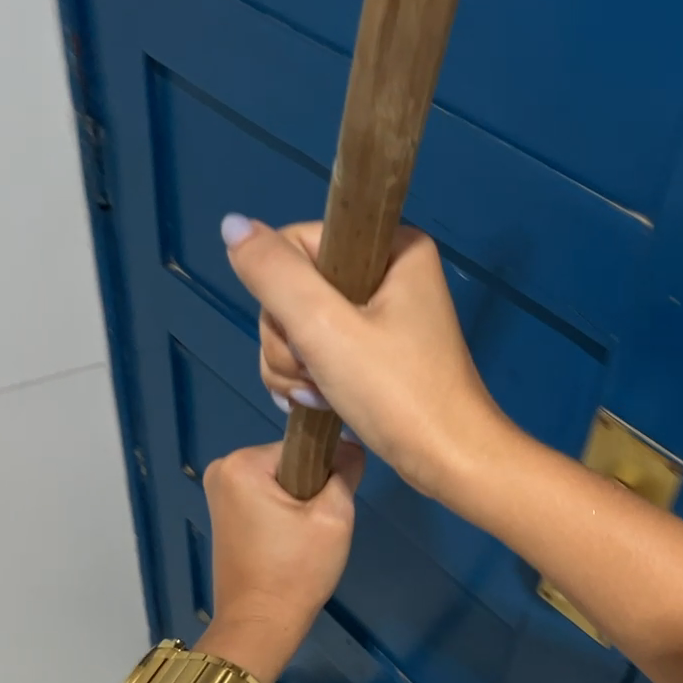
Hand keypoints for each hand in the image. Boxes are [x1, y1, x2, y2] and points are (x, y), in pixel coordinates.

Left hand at [195, 439, 363, 682]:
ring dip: (302, 500)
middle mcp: (223, 470)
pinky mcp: (225, 514)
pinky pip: (269, 496)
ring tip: (308, 534)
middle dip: (313, 486)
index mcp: (242, 463)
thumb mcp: (335, 515)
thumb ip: (347, 471)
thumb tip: (353, 444)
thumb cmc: (297, 568)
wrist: (262, 624)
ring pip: (284, 479)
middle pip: (292, 461)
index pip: (305, 446)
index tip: (334, 501)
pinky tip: (294, 539)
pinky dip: (286, 512)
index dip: (328, 470)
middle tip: (321, 523)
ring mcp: (220, 493)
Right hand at [221, 214, 519, 502]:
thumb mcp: (325, 328)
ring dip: (296, 365)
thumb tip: (232, 223)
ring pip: (301, 323)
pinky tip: (318, 402)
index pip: (298, 244)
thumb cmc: (397, 393)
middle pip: (296, 286)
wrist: (449, 459)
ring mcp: (385, 314)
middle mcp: (390, 272)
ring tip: (319, 395)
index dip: (285, 292)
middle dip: (290, 339)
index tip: (310, 334)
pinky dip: (311, 377)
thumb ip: (274, 274)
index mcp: (393, 248)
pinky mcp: (379, 349)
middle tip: (315, 374)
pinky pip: (321, 349)